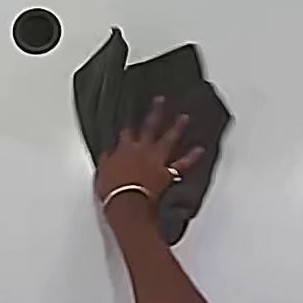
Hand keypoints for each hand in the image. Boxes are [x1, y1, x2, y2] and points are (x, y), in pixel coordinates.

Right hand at [96, 97, 204, 221]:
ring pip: (169, 139)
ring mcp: (156, 160)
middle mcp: (142, 150)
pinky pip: (182, 163)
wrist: (125, 203)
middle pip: (149, 126)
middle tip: (161, 100)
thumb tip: (107, 153)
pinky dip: (192, 157)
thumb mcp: (102, 173)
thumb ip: (106, 160)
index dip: (130, 122)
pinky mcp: (167, 172)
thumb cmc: (112, 190)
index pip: (127, 131)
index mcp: (124, 149)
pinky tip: (200, 149)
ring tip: (185, 117)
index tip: (133, 112)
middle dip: (155, 112)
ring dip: (178, 127)